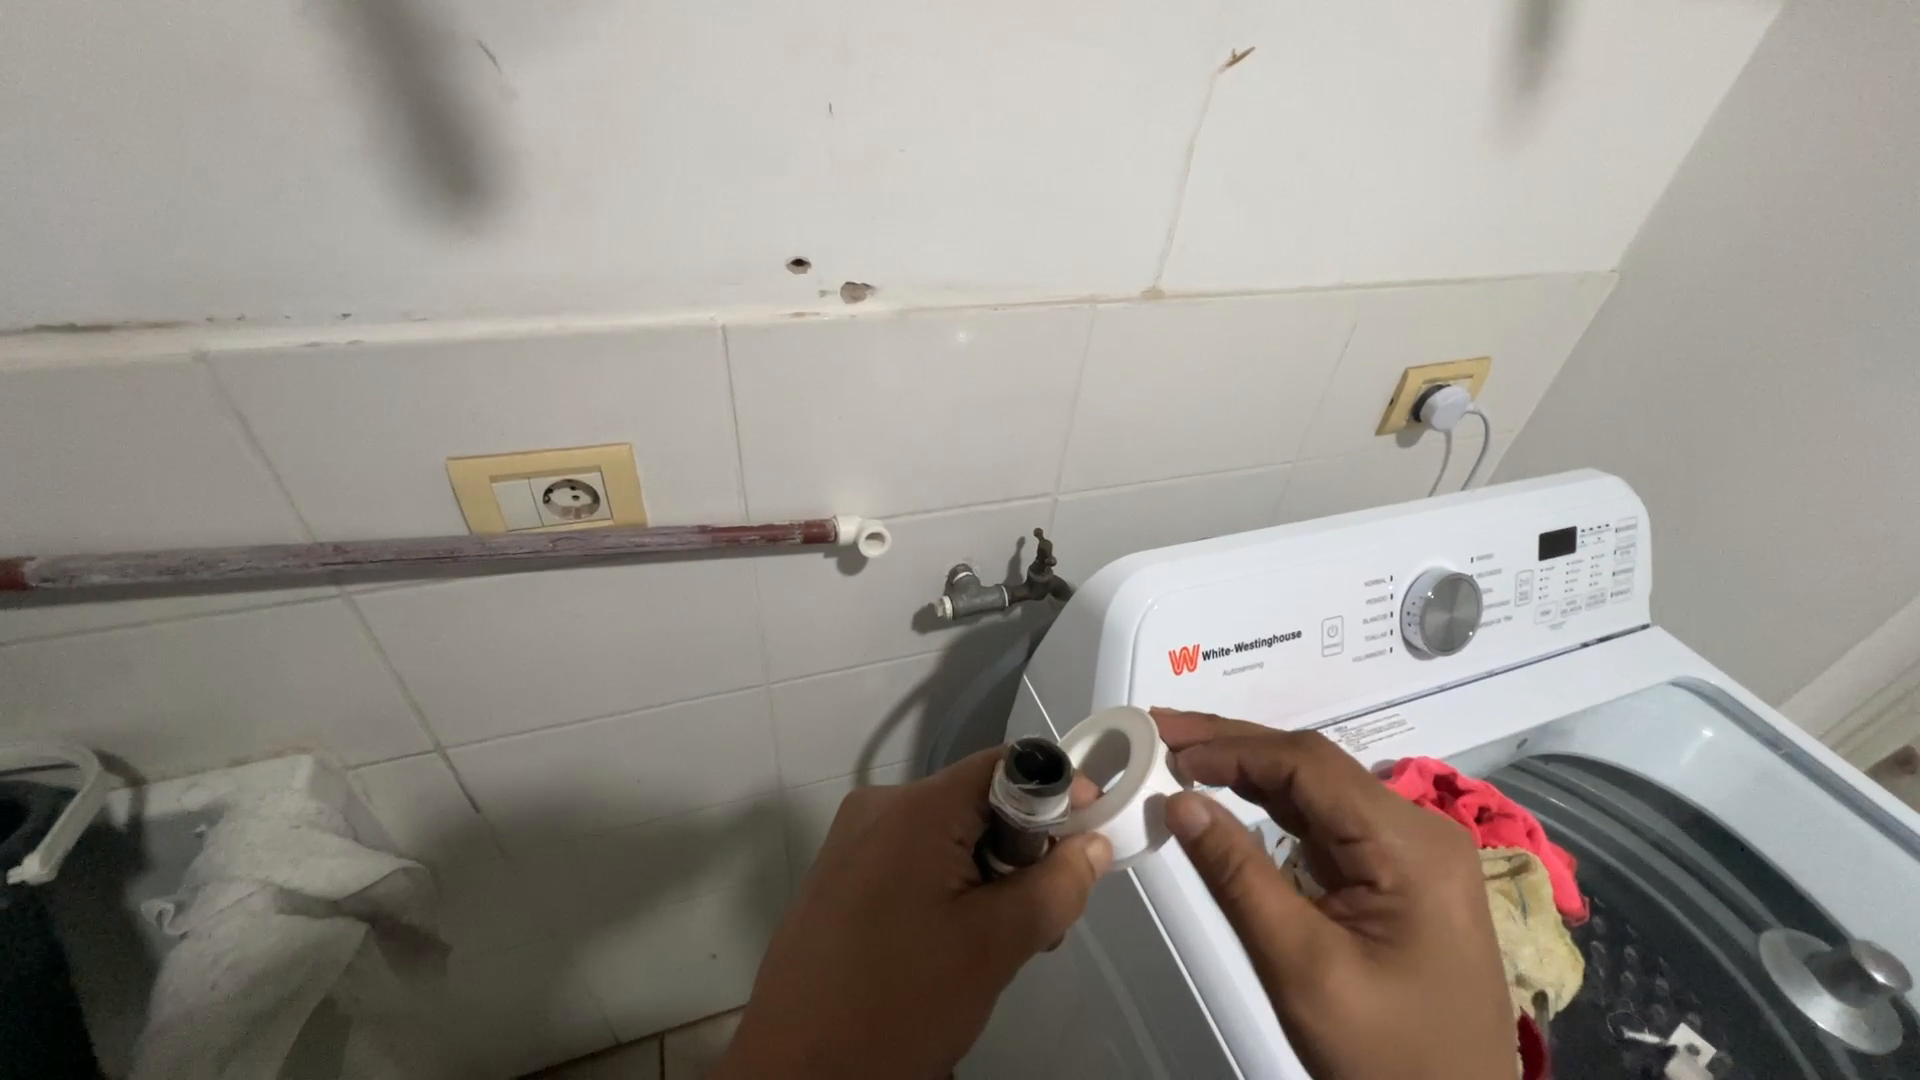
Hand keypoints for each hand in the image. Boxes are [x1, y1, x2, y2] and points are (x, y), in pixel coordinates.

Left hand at [714, 748, 1113, 1079]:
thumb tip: (1093, 843)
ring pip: (948, 833)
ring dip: (989, 872)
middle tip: (1044, 910)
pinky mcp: (842, 874)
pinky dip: (950, 883)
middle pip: (977, 801)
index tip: (1090, 832)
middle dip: (1023, 847)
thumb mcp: (993, 946)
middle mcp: (880, 807)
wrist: (795, 1074)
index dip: (1057, 791)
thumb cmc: (899, 1001)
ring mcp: (854, 841)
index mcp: (915, 807)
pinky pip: (914, 856)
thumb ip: (1055, 886)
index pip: (1004, 766)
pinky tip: (956, 941)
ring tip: (1001, 941)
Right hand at [1153, 709, 1513, 1079]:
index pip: (1308, 766)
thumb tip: (1178, 801)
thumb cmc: (1386, 1057)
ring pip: (1312, 786)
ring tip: (1178, 751)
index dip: (1231, 749)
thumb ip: (1238, 876)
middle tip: (1159, 728)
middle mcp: (1414, 829)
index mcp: (1408, 844)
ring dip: (1244, 766)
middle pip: (1311, 764)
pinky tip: (1225, 791)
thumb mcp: (1302, 968)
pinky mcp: (1389, 871)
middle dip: (1231, 744)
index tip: (1166, 750)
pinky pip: (1319, 819)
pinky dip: (1265, 802)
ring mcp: (1404, 849)